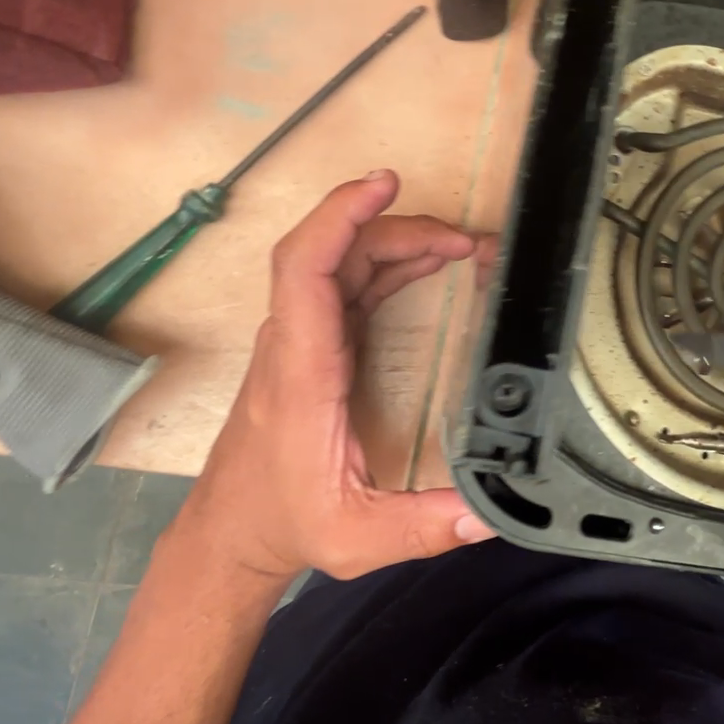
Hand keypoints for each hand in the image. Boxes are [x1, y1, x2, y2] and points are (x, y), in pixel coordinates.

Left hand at [178, 170, 494, 580]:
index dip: (340, 216)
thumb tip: (490, 512)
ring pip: (342, 262)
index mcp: (303, 370)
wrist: (234, 528)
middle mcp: (296, 341)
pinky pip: (348, 284)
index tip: (382, 185)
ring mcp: (302, 340)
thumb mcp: (356, 538)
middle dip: (398, 230)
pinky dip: (389, 264)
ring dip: (398, 242)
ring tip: (460, 246)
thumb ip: (424, 526)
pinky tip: (426, 265)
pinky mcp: (314, 347)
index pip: (305, 268)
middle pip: (334, 252)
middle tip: (465, 241)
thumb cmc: (286, 523)